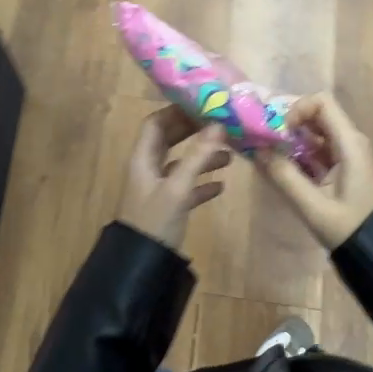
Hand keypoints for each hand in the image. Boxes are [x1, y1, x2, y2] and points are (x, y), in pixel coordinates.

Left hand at [118, 108, 230, 251]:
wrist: (143, 266)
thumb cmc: (155, 220)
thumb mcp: (178, 187)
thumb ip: (197, 156)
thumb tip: (218, 124)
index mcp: (143, 158)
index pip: (155, 124)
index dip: (175, 111)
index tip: (201, 105)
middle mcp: (149, 168)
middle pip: (170, 140)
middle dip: (194, 132)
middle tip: (220, 125)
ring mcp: (158, 188)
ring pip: (181, 164)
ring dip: (202, 158)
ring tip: (229, 157)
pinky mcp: (168, 207)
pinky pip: (186, 187)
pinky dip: (202, 184)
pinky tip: (221, 187)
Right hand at [255, 94, 372, 248]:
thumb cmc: (348, 227)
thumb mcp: (313, 206)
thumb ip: (284, 176)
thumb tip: (257, 150)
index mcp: (349, 143)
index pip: (321, 102)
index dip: (297, 109)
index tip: (279, 131)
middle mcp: (349, 140)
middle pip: (315, 113)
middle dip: (288, 121)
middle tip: (265, 138)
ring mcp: (345, 152)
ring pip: (313, 130)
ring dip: (290, 136)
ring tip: (267, 151)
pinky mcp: (339, 164)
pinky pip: (315, 146)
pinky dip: (296, 150)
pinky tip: (279, 165)